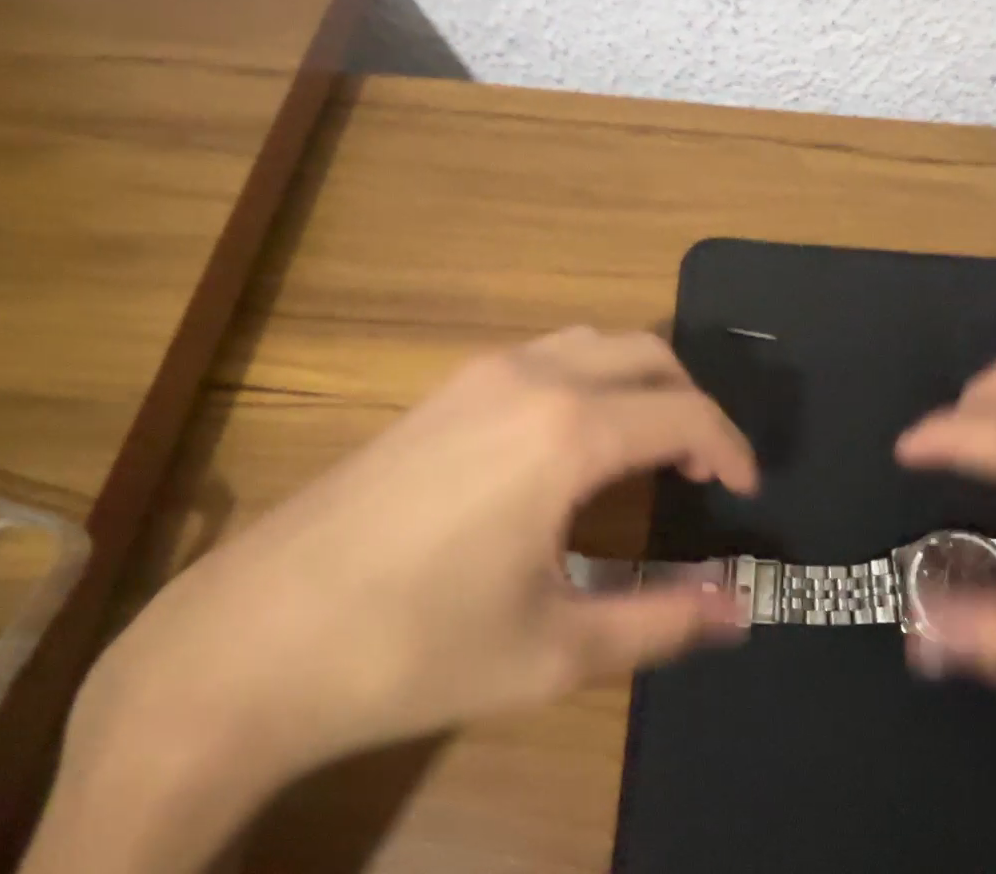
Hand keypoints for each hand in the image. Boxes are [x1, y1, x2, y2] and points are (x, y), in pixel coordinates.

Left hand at [70, 327, 757, 790]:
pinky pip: (541, 359)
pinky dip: (588, 382)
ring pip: (590, 344)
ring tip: (648, 452)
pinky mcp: (435, 395)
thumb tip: (739, 610)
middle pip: (646, 355)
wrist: (248, 645)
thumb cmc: (414, 651)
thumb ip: (661, 622)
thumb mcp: (555, 651)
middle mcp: (528, 381)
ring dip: (638, 384)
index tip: (747, 493)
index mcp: (567, 434)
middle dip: (692, 404)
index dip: (731, 449)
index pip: (686, 414)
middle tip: (706, 470)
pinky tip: (570, 449)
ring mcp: (474, 378)